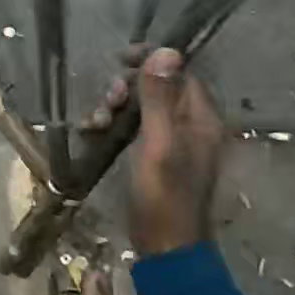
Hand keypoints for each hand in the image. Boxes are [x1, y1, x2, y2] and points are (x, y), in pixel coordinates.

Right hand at [85, 46, 224, 256]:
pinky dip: (111, 124)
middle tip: (109, 99)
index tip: (120, 58)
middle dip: (128, 87)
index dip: (153, 61)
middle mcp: (189, 125)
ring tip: (96, 121)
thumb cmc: (164, 192)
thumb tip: (166, 51)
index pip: (182, 73)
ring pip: (140, 106)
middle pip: (157, 87)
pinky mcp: (152, 154)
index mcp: (201, 120)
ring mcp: (170, 140)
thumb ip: (160, 97)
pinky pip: (130, 126)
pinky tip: (93, 132)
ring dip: (114, 106)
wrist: (163, 243)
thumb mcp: (158, 141)